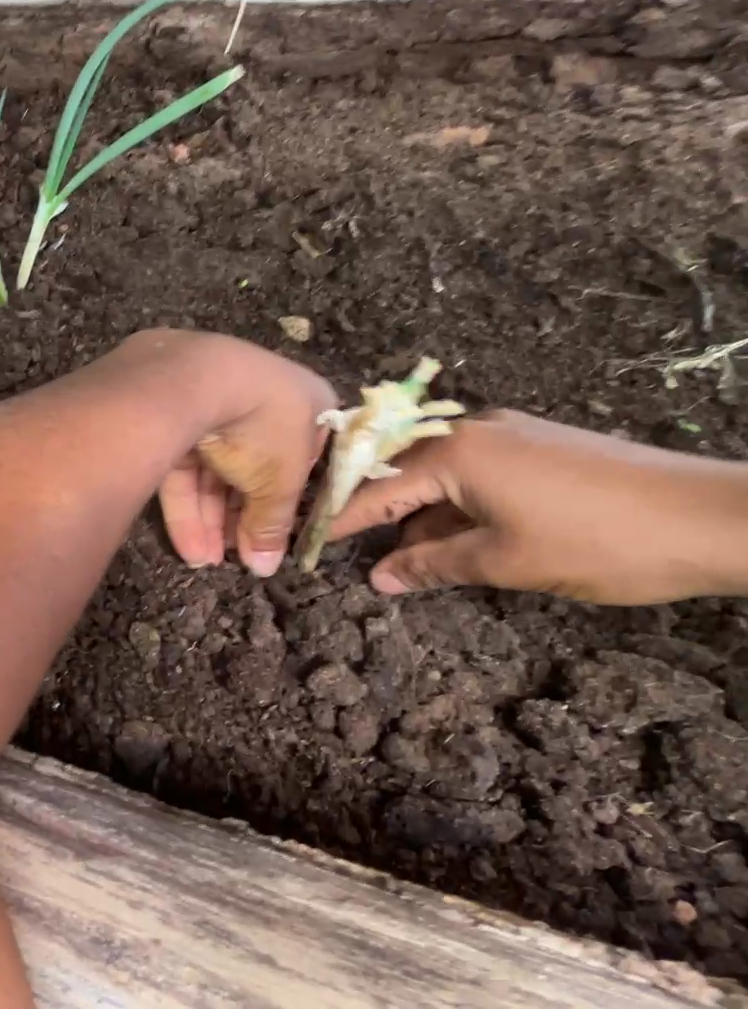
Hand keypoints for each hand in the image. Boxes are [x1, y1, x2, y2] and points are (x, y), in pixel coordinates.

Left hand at [104, 331, 335, 575]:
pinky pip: (179, 468)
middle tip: (235, 556)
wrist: (190, 380)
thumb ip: (273, 523)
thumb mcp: (278, 480)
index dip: (286, 499)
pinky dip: (183, 506)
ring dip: (209, 519)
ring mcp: (205, 404)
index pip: (301, 457)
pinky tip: (187, 546)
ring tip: (206, 561)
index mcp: (303, 401)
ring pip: (210, 470)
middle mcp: (254, 396)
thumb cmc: (260, 426)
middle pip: (250, 466)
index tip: (275, 534)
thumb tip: (267, 566)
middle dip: (240, 516)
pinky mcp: (162, 418)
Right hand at [329, 409, 747, 603]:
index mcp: (455, 454)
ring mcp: (512, 433)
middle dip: (376, 513)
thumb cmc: (601, 541)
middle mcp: (474, 432)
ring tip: (404, 553)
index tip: (305, 542)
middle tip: (347, 546)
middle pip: (402, 474)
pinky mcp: (542, 444)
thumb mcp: (506, 562)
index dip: (339, 521)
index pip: (375, 491)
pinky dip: (456, 502)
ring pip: (440, 474)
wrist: (725, 517)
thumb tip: (380, 580)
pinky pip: (475, 470)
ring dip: (420, 512)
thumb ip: (432, 566)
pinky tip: (456, 533)